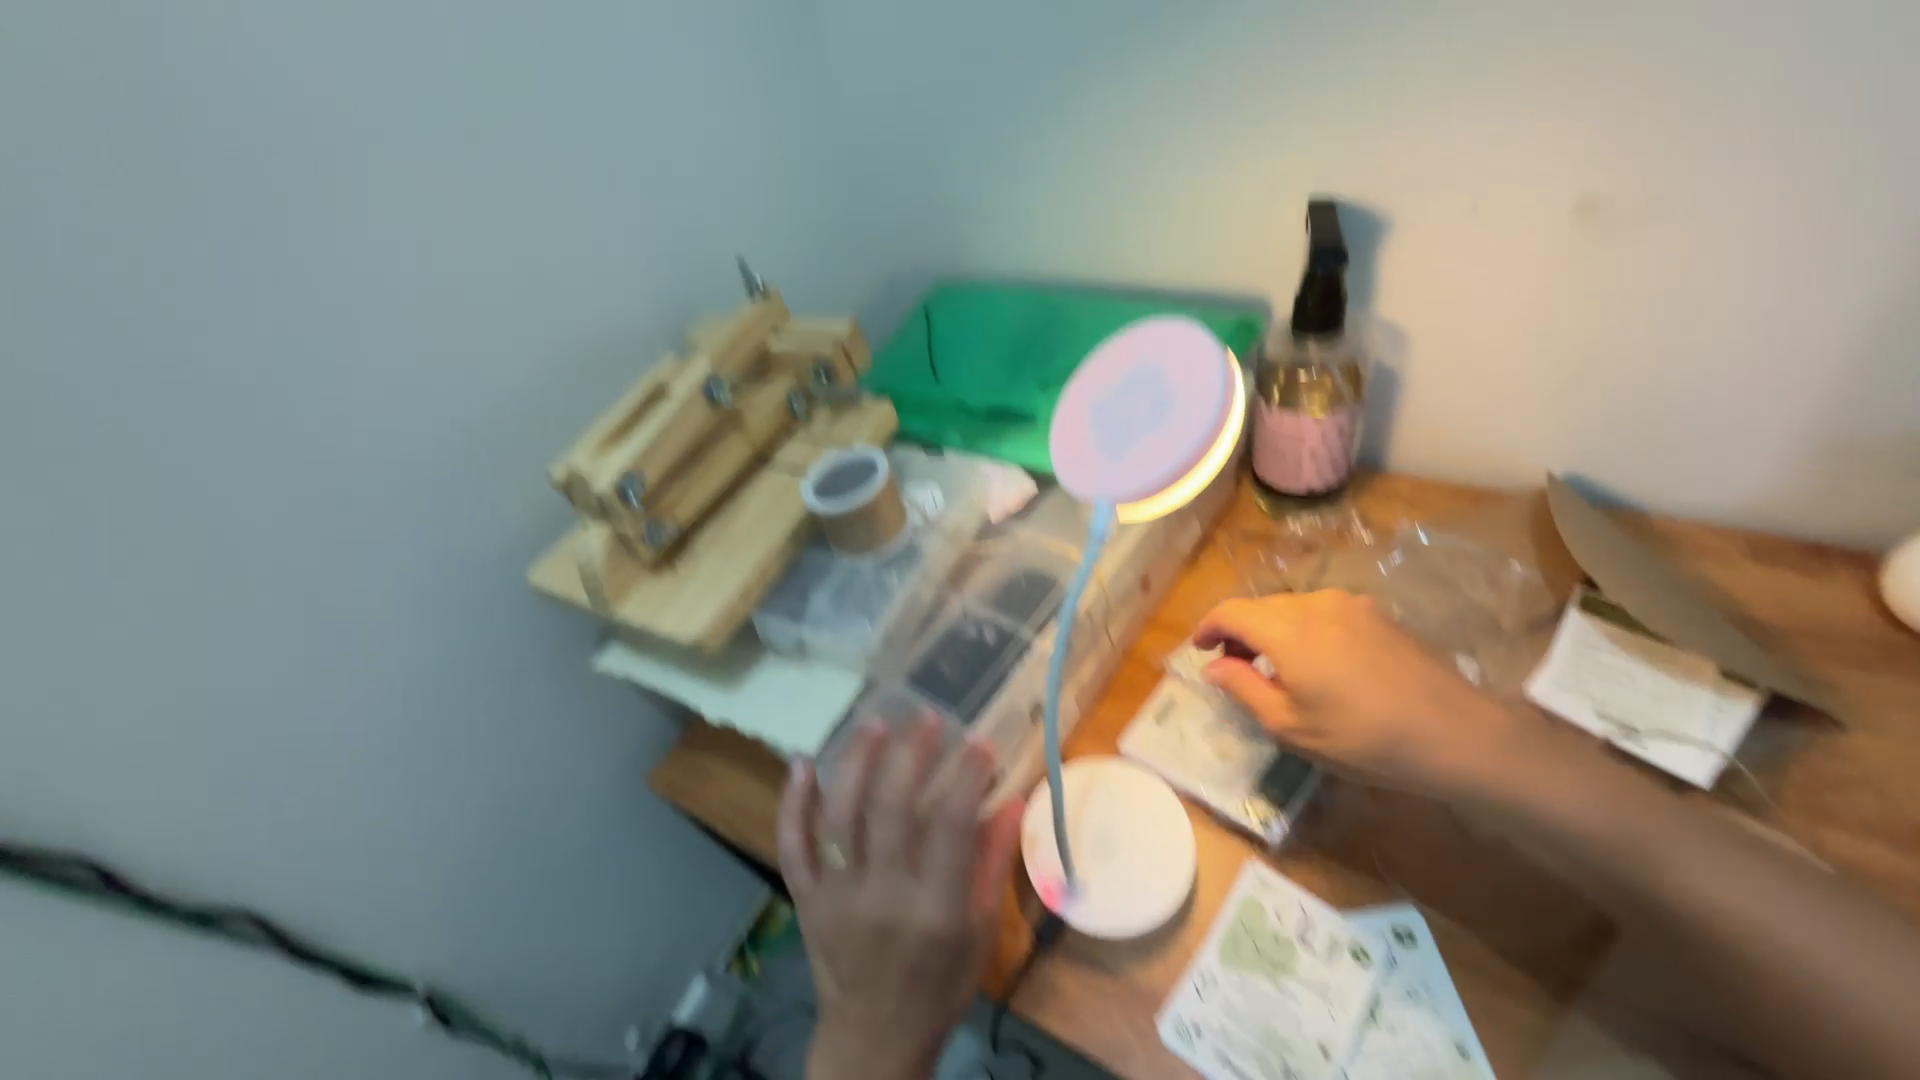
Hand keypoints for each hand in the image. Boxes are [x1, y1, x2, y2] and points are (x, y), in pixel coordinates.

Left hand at [778, 715, 1022, 1079]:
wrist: (874, 1039)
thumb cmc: (940, 986)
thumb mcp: (981, 933)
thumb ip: (993, 863)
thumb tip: (1012, 800)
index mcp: (933, 909)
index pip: (949, 824)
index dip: (966, 775)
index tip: (979, 741)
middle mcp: (881, 895)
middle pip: (890, 808)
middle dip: (911, 754)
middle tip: (927, 717)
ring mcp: (835, 895)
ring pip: (840, 816)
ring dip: (856, 763)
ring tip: (875, 724)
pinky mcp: (803, 898)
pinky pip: (792, 845)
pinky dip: (793, 803)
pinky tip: (803, 764)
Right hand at [1193, 590, 1536, 798]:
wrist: (1455, 733)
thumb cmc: (1362, 737)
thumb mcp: (1289, 725)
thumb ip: (1243, 687)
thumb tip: (1213, 666)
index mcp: (1286, 629)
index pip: (1230, 611)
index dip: (1207, 627)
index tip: (1199, 650)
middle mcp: (1315, 604)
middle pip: (1261, 606)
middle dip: (1239, 631)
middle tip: (1233, 667)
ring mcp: (1351, 605)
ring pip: (1292, 608)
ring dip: (1272, 630)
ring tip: (1275, 668)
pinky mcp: (1378, 614)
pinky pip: (1324, 613)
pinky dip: (1303, 630)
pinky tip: (1317, 664)